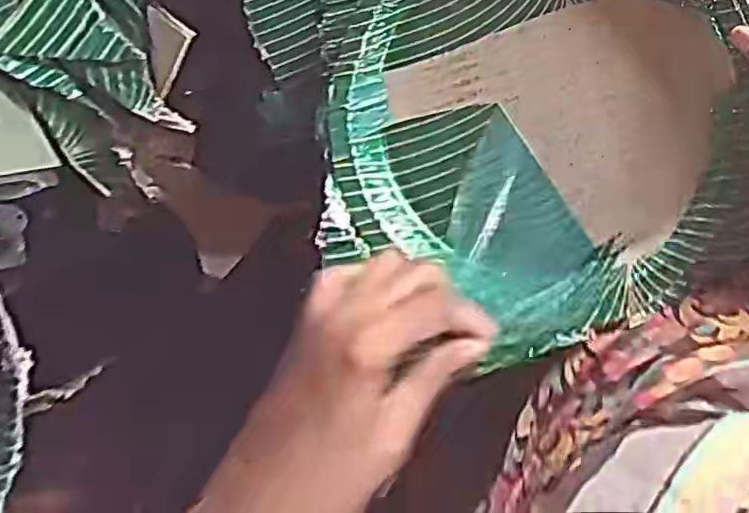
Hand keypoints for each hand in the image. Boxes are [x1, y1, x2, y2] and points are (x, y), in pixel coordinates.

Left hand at [195, 252, 495, 512]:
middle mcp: (347, 310)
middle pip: (417, 270)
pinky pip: (351, 270)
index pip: (437, 303)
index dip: (471, 315)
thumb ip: (435, 377)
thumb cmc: (331, 480)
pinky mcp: (308, 313)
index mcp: (370, 343)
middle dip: (448, 295)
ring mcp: (323, 306)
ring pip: (387, 259)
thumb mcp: (393, 436)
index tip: (490, 336)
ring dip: (415, 281)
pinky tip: (387, 305)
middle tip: (463, 331)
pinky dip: (376, 277)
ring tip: (430, 318)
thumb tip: (476, 343)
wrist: (258, 498)